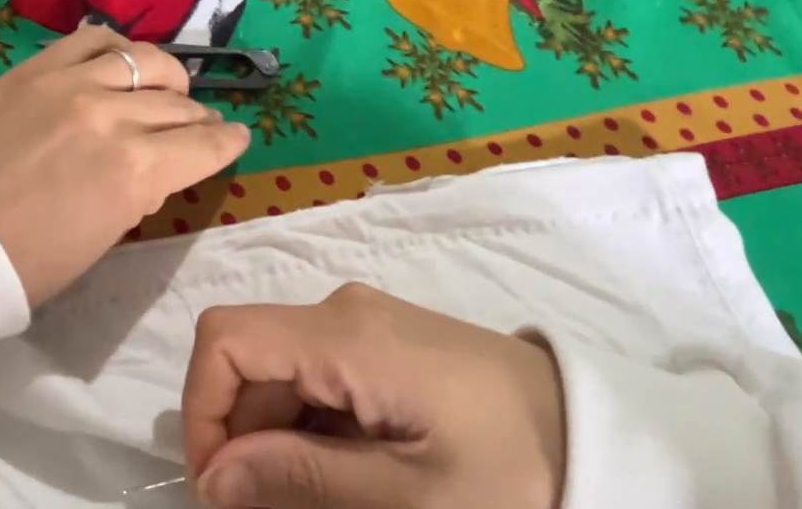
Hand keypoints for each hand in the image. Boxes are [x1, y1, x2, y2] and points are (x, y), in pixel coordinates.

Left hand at [0, 25, 250, 306]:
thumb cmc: (22, 262)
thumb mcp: (100, 240)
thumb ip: (139, 191)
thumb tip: (157, 165)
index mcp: (135, 170)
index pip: (204, 145)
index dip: (228, 142)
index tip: (238, 138)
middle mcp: (114, 116)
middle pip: (178, 104)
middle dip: (198, 117)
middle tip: (199, 124)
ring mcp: (72, 83)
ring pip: (145, 62)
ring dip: (167, 77)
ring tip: (168, 87)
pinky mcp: (36, 67)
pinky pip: (92, 39)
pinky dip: (117, 47)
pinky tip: (121, 60)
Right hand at [182, 284, 565, 508]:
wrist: (599, 433)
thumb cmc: (512, 470)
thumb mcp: (411, 496)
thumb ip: (304, 479)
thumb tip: (212, 477)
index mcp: (343, 335)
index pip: (225, 339)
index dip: (202, 408)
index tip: (220, 489)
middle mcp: (341, 311)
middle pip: (250, 359)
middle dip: (241, 438)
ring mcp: (361, 322)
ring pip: (279, 371)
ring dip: (275, 439)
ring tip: (320, 501)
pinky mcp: (379, 339)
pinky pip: (315, 374)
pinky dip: (308, 427)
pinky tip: (347, 475)